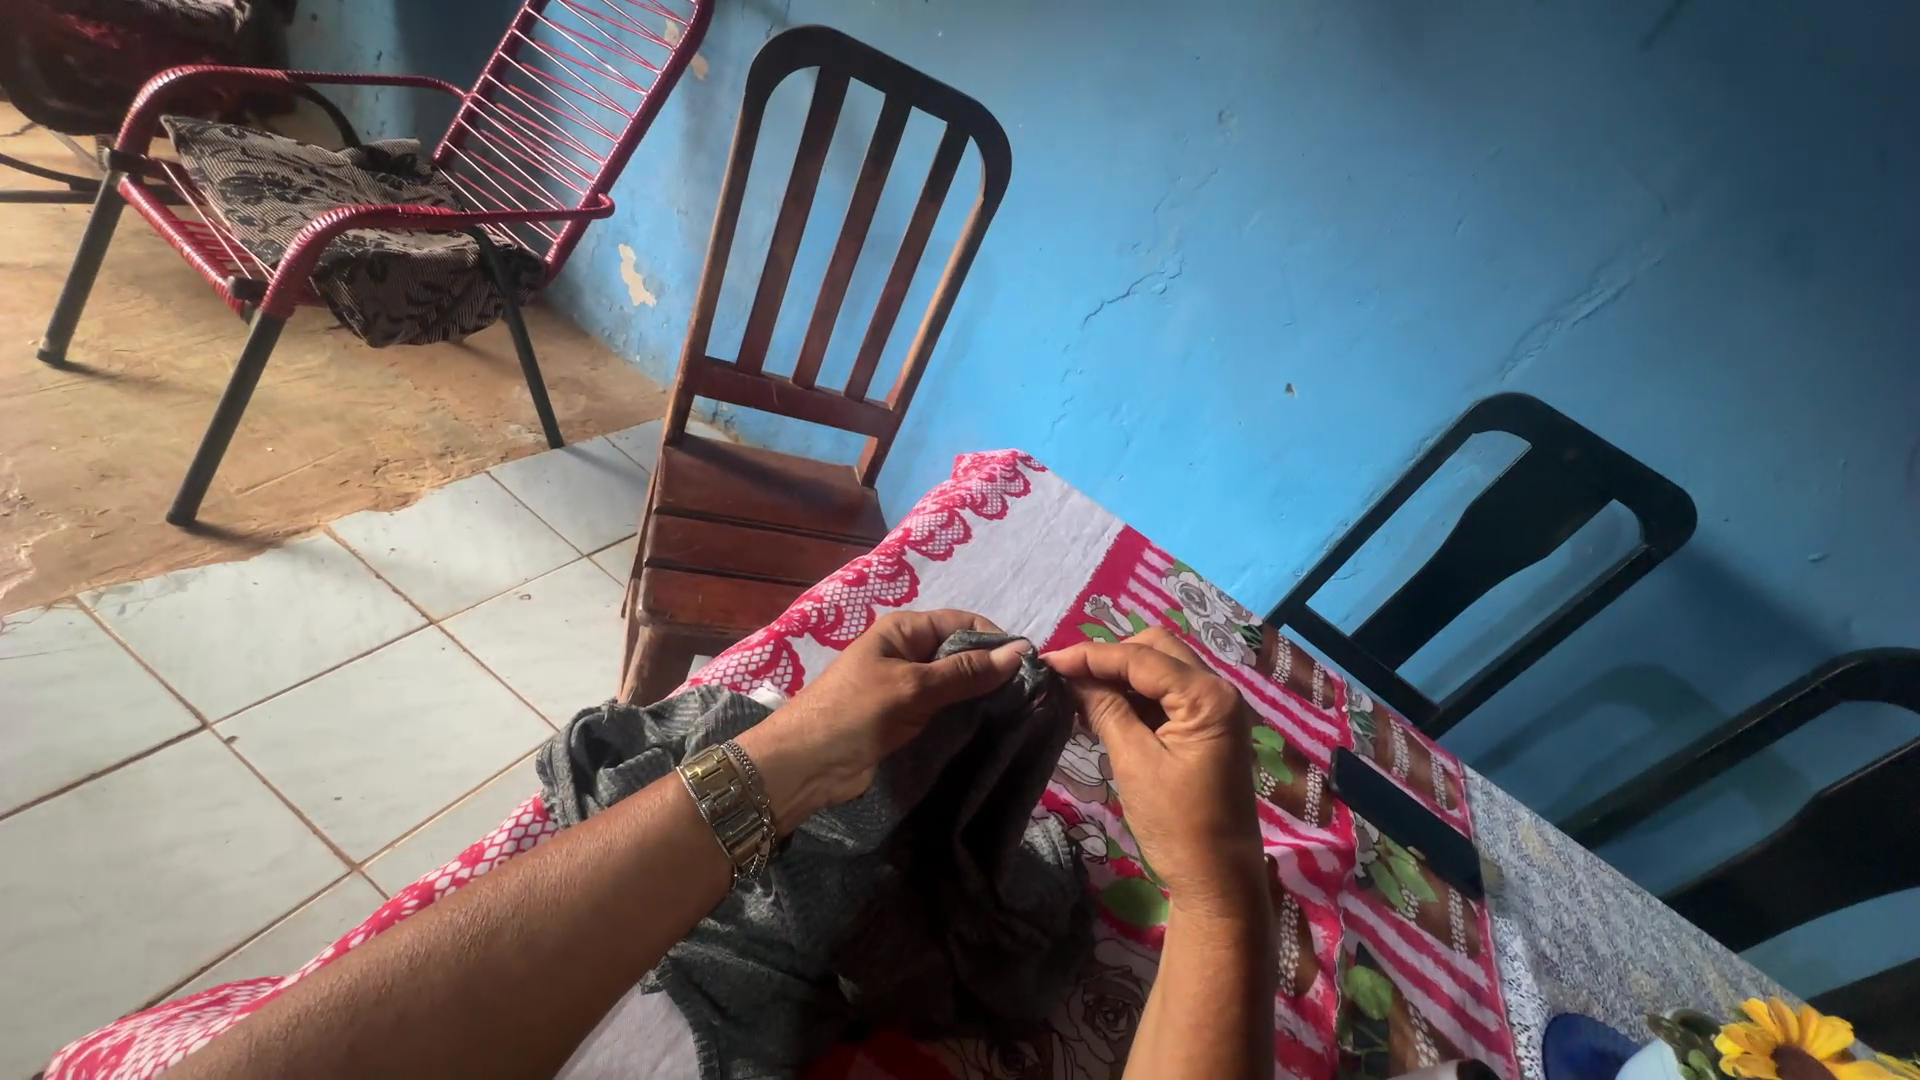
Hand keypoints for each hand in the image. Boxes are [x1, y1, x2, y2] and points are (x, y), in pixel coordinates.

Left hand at [734, 609, 1029, 831]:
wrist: (804, 765)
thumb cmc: (856, 714)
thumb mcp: (914, 688)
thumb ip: (966, 672)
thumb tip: (1020, 652)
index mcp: (905, 629)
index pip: (964, 622)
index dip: (996, 640)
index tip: (1029, 668)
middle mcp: (908, 651)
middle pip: (962, 651)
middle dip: (992, 669)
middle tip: (1029, 695)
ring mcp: (907, 684)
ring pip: (956, 682)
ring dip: (982, 694)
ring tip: (1019, 712)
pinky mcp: (906, 715)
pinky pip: (945, 706)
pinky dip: (966, 713)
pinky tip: (991, 726)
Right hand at [1044, 628, 1266, 919]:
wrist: (1218, 883)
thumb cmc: (1177, 824)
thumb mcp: (1133, 761)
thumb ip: (1104, 708)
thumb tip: (1071, 675)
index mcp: (1208, 697)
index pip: (1140, 658)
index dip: (1091, 655)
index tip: (1049, 661)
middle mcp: (1218, 692)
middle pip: (1155, 650)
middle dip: (1109, 657)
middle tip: (1067, 675)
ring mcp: (1215, 710)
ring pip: (1160, 669)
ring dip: (1120, 674)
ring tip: (1078, 689)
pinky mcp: (1205, 728)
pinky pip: (1165, 695)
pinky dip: (1134, 694)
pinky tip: (1102, 706)